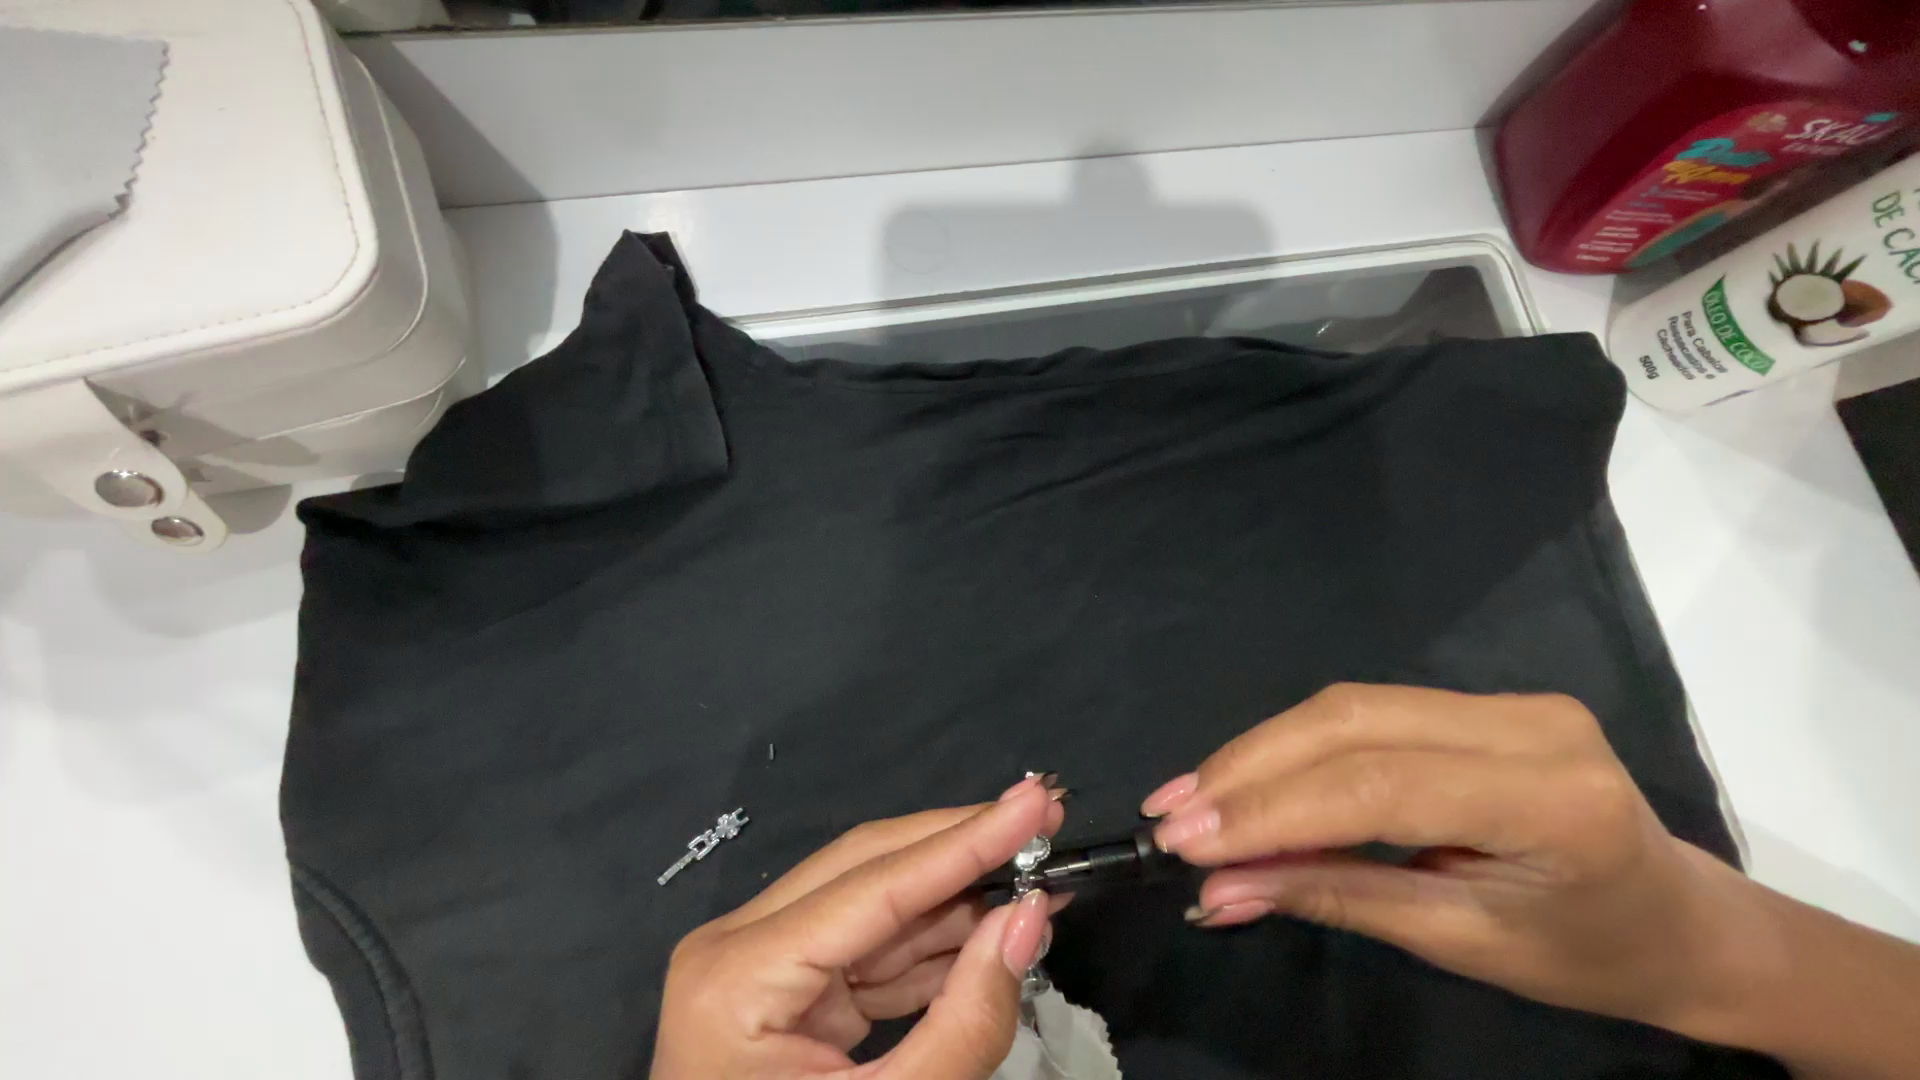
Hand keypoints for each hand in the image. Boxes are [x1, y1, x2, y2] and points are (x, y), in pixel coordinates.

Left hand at [650, 776, 1063, 1079]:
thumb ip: (964, 1024)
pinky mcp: (789, 981)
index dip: (966, 842)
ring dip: (959, 888)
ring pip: (877, 897)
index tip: (1036, 803)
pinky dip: (938, 936)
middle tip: (1043, 813)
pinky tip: (994, 921)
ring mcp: (762, 959)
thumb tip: (1029, 918)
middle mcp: (741, 943)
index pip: (875, 885)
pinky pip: (873, 943)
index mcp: (741, 975)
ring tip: (1035, 867)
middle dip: (963, 842)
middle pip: (871, 867)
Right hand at [1139, 684, 1739, 1031]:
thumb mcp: (1457, 943)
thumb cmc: (1587, 955)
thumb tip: (1215, 892)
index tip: (1185, 841)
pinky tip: (1243, 776)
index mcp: (1549, 796)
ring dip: (1256, 753)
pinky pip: (1358, 712)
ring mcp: (1500, 699)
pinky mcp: (1472, 698)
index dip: (1269, 811)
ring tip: (1189, 798)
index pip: (1374, 787)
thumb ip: (1331, 897)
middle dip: (1246, 771)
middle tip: (1170, 815)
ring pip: (1341, 707)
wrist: (1683, 924)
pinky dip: (1290, 746)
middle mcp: (1525, 723)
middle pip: (1346, 724)